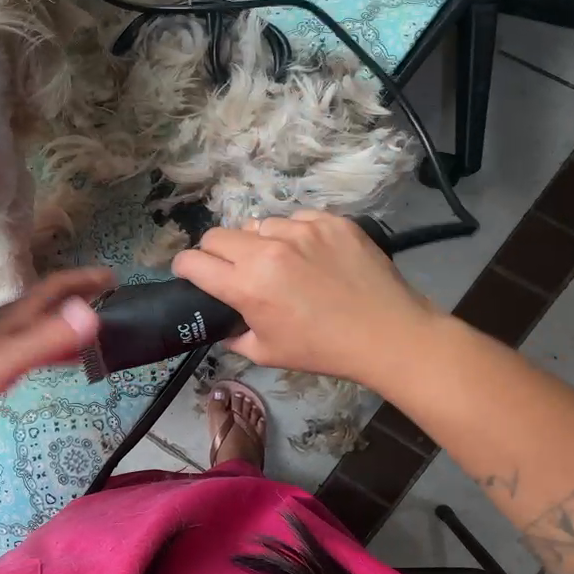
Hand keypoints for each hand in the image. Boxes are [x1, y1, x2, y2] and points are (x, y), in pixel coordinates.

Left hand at [0, 268, 114, 428]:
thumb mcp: (13, 355)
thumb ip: (49, 337)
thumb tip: (91, 313)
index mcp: (17, 314)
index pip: (55, 287)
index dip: (83, 279)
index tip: (112, 276)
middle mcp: (10, 321)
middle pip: (50, 302)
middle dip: (80, 297)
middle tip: (110, 299)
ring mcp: (2, 341)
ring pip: (43, 324)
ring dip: (69, 323)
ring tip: (97, 332)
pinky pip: (35, 348)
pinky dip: (55, 348)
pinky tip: (63, 362)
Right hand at [171, 212, 440, 385]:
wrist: (389, 334)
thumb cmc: (323, 349)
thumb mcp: (265, 353)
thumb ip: (233, 335)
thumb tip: (222, 324)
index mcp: (247, 285)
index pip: (192, 261)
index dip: (183, 268)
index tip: (189, 275)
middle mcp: (267, 250)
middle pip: (216, 235)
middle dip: (214, 252)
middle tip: (231, 270)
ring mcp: (301, 231)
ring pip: (256, 225)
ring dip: (256, 242)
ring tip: (278, 263)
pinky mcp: (330, 221)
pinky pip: (294, 219)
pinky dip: (292, 235)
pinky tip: (307, 255)